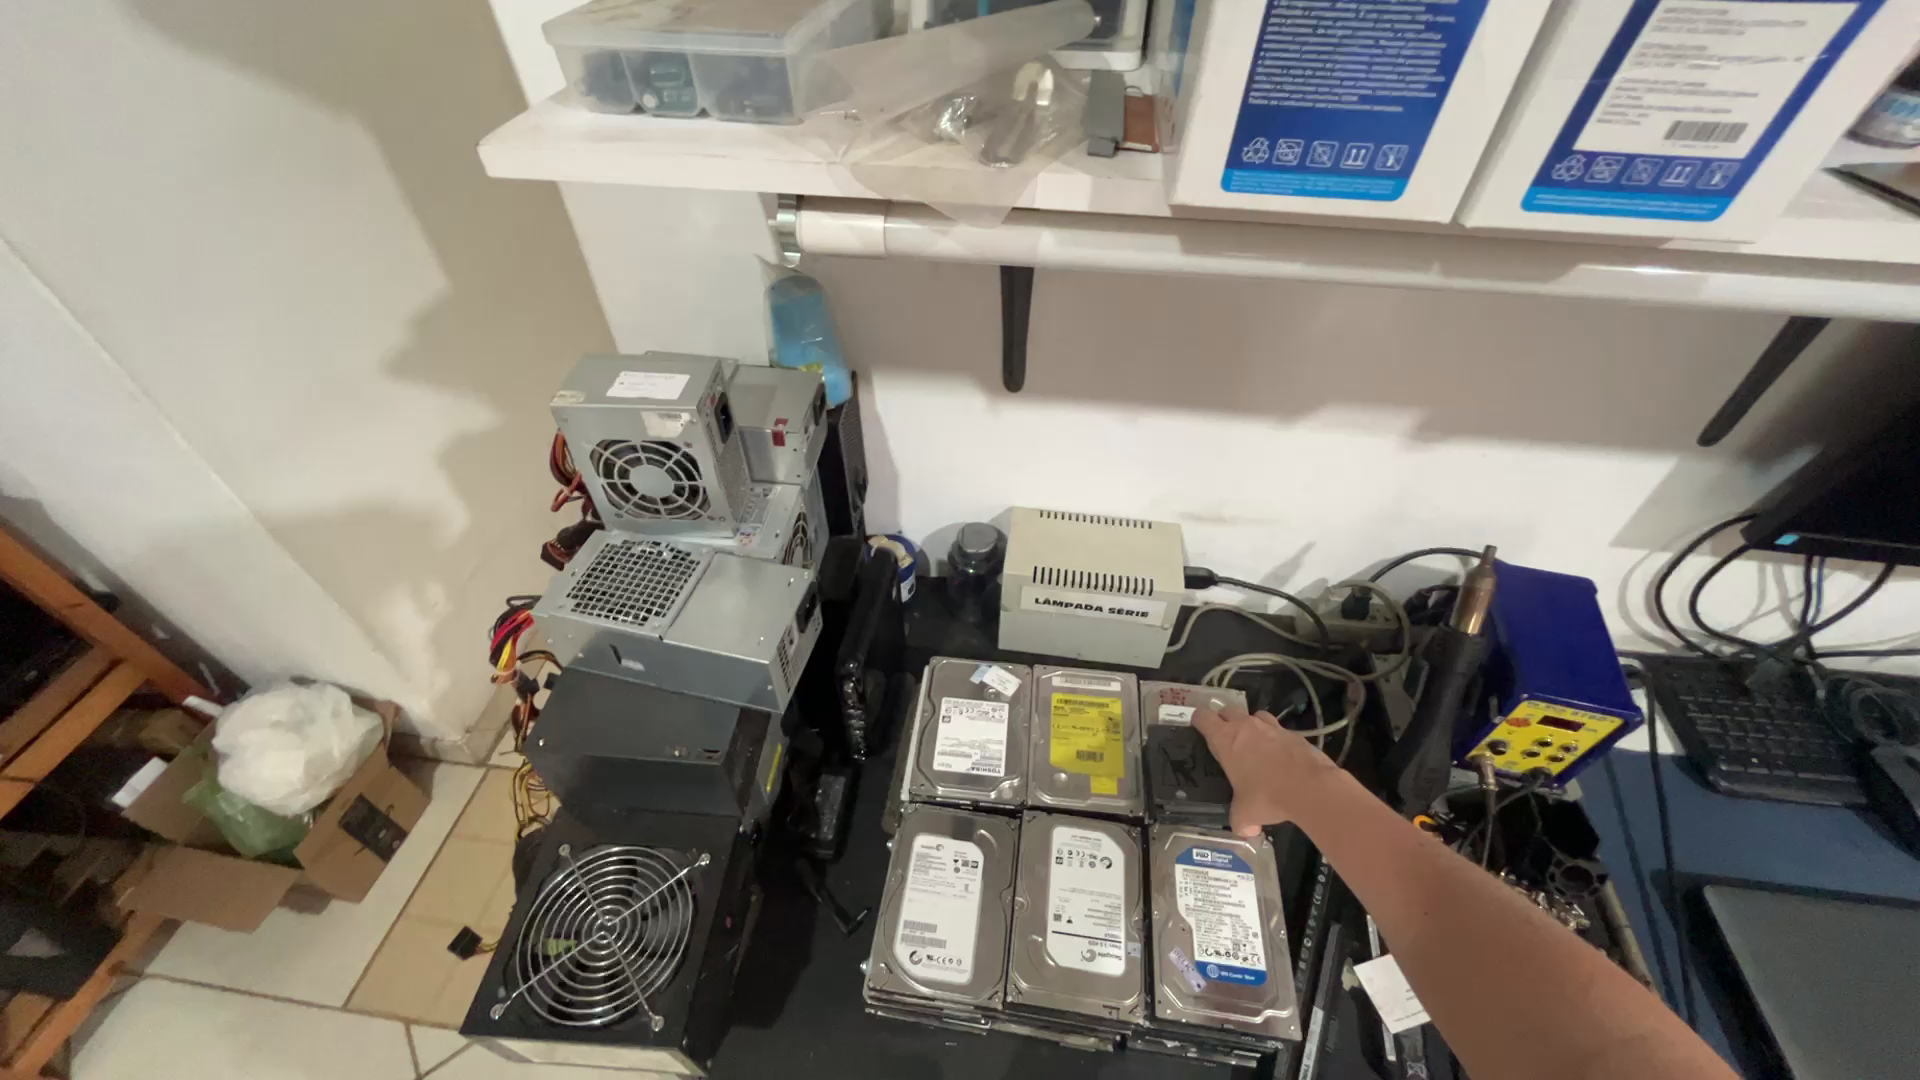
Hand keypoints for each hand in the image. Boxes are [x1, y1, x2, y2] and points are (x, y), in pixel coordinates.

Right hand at [1191, 706, 1343, 836]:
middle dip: (1224, 720)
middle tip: (1226, 739)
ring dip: (1252, 726)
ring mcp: (1271, 727)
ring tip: (1255, 745)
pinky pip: (1280, 731)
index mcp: (1225, 739)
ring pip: (1255, 715)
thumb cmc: (1267, 796)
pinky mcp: (1294, 734)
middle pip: (1227, 710)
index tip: (1199, 729)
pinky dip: (1277, 739)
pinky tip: (1282, 758)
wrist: (1311, 788)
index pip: (1202, 717)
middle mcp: (1246, 726)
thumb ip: (1241, 821)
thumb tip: (1247, 831)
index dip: (1198, 721)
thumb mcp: (1246, 814)